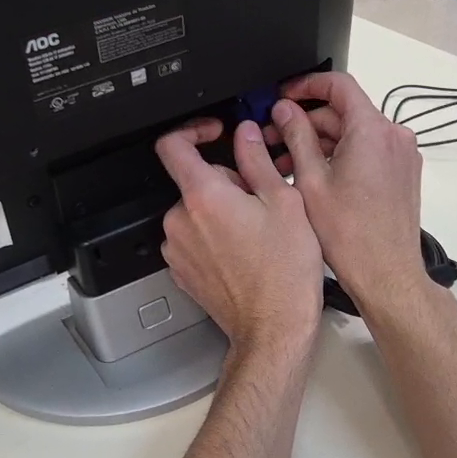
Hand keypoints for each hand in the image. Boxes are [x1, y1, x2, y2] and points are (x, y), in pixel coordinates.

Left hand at [155, 118, 323, 354]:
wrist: (273, 327)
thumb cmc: (284, 274)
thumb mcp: (284, 203)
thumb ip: (257, 161)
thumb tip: (246, 136)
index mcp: (204, 197)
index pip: (173, 145)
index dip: (192, 130)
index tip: (212, 132)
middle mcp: (181, 221)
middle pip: (194, 181)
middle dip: (225, 182)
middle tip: (259, 201)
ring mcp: (178, 248)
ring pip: (195, 211)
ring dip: (220, 211)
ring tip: (256, 232)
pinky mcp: (182, 270)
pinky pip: (194, 239)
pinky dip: (214, 237)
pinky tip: (244, 252)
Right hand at [265, 73, 426, 309]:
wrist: (386, 274)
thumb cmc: (350, 236)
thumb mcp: (310, 180)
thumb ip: (296, 136)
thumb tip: (285, 110)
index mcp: (372, 131)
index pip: (338, 85)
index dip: (306, 85)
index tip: (283, 95)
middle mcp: (393, 136)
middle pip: (343, 112)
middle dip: (306, 122)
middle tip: (272, 137)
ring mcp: (401, 155)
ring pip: (353, 134)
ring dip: (319, 142)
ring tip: (285, 163)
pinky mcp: (402, 173)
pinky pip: (367, 152)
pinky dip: (339, 156)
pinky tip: (312, 176)